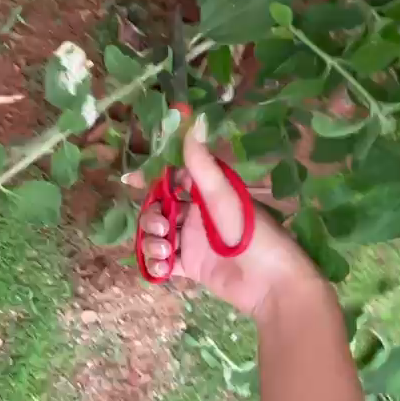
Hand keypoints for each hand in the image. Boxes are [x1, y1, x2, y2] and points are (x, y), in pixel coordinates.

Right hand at [140, 121, 323, 319]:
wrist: (269, 281)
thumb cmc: (249, 232)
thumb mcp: (222, 195)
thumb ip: (202, 163)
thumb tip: (194, 120)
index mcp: (206, 196)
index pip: (172, 181)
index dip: (152, 180)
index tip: (131, 180)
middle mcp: (197, 216)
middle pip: (159, 210)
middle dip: (151, 218)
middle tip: (163, 229)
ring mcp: (192, 243)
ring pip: (157, 237)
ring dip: (152, 242)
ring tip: (165, 252)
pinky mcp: (191, 268)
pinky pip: (163, 263)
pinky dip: (157, 264)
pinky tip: (164, 269)